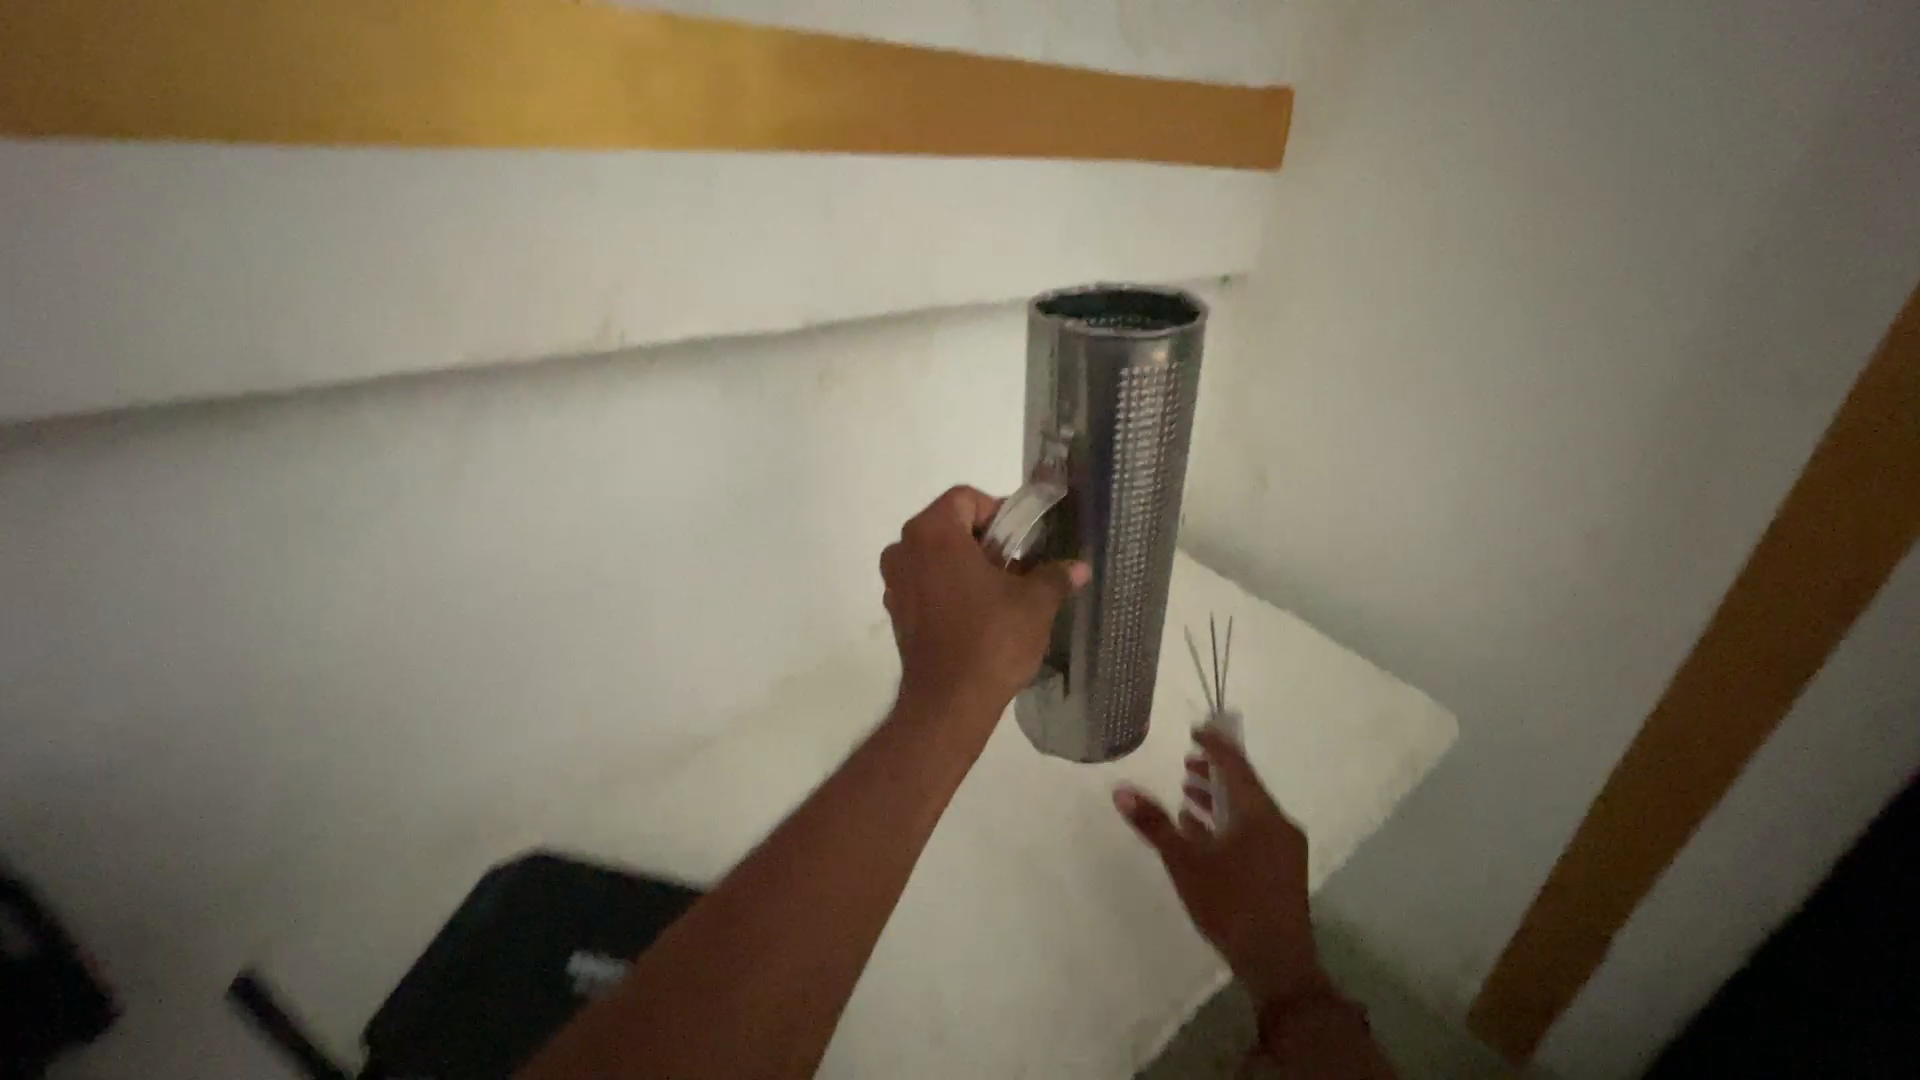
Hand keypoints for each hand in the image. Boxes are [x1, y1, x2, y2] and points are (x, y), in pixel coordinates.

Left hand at [880, 486, 1088, 728]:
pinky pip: (925, 584)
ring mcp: (894, 583)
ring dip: (967, 566)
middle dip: (985, 541)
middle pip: (949, 525)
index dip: (999, 512)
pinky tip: (977, 615)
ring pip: (936, 556)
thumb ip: (1054, 575)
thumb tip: (1078, 567)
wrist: (949, 703)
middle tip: (1018, 566)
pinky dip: (949, 589)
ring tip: (1001, 593)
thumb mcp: (1035, 603)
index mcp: (932, 532)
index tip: (1022, 541)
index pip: (966, 498)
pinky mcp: (896, 613)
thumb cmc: (991, 640)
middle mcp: (904, 550)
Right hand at [1113, 728, 1325, 1006]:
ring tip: (1186, 794)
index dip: (1214, 745)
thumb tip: (1121, 790)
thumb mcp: (1186, 863)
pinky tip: (1201, 833)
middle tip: (1185, 764)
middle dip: (1213, 774)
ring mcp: (1283, 850)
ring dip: (1218, 800)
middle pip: (1243, 787)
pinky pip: (1252, 833)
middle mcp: (1277, 824)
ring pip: (1247, 812)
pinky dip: (1227, 824)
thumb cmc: (1232, 905)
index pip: (1235, 765)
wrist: (1279, 966)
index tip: (1196, 730)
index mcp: (1259, 813)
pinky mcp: (1281, 872)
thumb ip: (1154, 825)